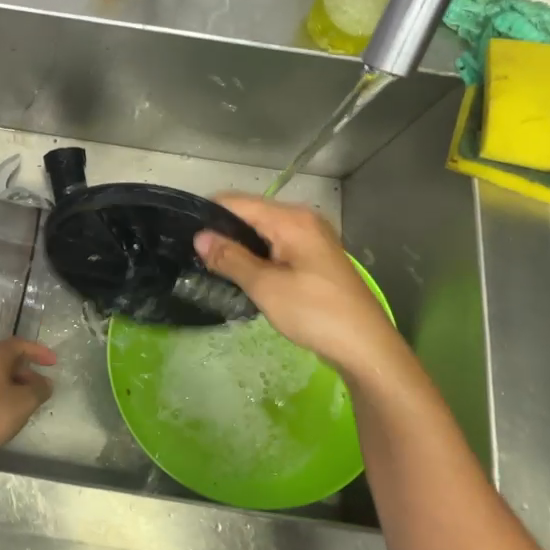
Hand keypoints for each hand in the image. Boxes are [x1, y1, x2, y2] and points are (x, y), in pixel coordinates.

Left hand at [0, 338, 56, 460]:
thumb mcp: (23, 402)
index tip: (54, 362)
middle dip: (27, 371)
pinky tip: (8, 410)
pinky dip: (2, 392)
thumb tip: (45, 383)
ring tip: (28, 401)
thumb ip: (39, 389)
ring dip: (15, 383)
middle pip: (6, 358)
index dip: (38, 351)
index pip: (19, 344)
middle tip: (42, 387)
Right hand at [195, 195, 406, 382]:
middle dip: (223, 232)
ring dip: (240, 247)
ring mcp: (312, 239)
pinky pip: (277, 246)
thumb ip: (230, 258)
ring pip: (263, 233)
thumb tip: (200, 237)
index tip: (184, 236)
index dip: (208, 215)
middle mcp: (303, 220)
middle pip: (251, 214)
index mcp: (291, 220)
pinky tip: (245, 276)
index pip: (237, 202)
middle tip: (196, 257)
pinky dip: (258, 257)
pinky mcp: (315, 258)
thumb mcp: (265, 286)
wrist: (366, 347)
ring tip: (214, 268)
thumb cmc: (314, 313)